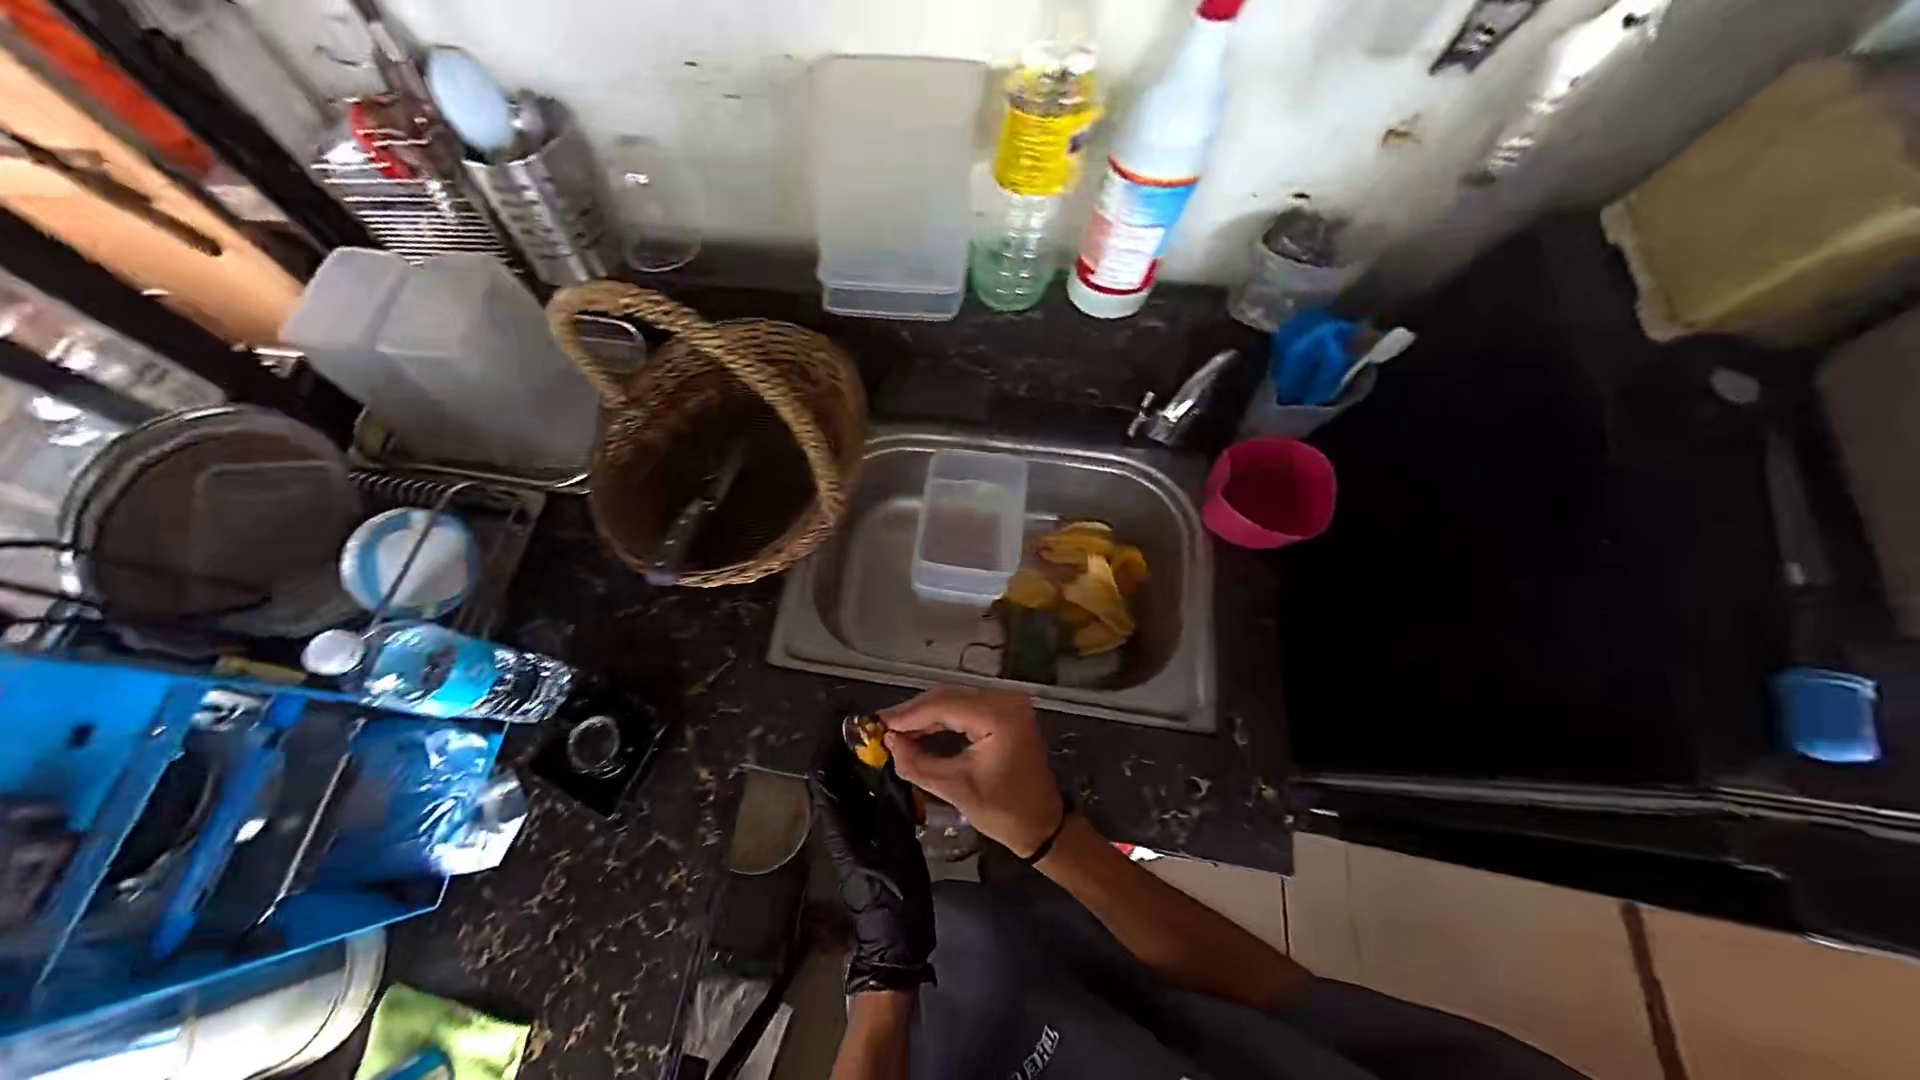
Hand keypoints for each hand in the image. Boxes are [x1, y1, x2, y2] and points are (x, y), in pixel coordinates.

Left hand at [810, 723, 935, 993]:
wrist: (897, 939)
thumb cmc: (894, 892)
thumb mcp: (898, 841)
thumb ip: (893, 799)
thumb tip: (890, 759)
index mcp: (839, 827)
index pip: (823, 779)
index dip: (828, 749)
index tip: (845, 722)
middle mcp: (840, 827)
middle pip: (835, 781)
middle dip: (846, 752)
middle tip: (871, 725)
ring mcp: (853, 835)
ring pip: (850, 791)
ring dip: (860, 766)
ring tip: (883, 740)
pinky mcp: (867, 841)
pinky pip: (865, 803)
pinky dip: (872, 783)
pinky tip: (893, 772)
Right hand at [881, 686, 1064, 858]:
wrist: (1043, 824)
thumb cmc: (1004, 811)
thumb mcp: (956, 789)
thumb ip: (918, 764)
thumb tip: (889, 742)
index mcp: (999, 716)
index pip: (944, 705)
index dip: (908, 714)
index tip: (878, 724)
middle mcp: (1005, 700)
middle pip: (948, 696)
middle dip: (913, 712)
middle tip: (881, 727)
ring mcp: (1007, 703)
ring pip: (954, 699)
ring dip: (925, 714)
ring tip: (894, 730)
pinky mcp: (1004, 712)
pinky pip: (965, 707)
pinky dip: (941, 718)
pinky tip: (919, 730)